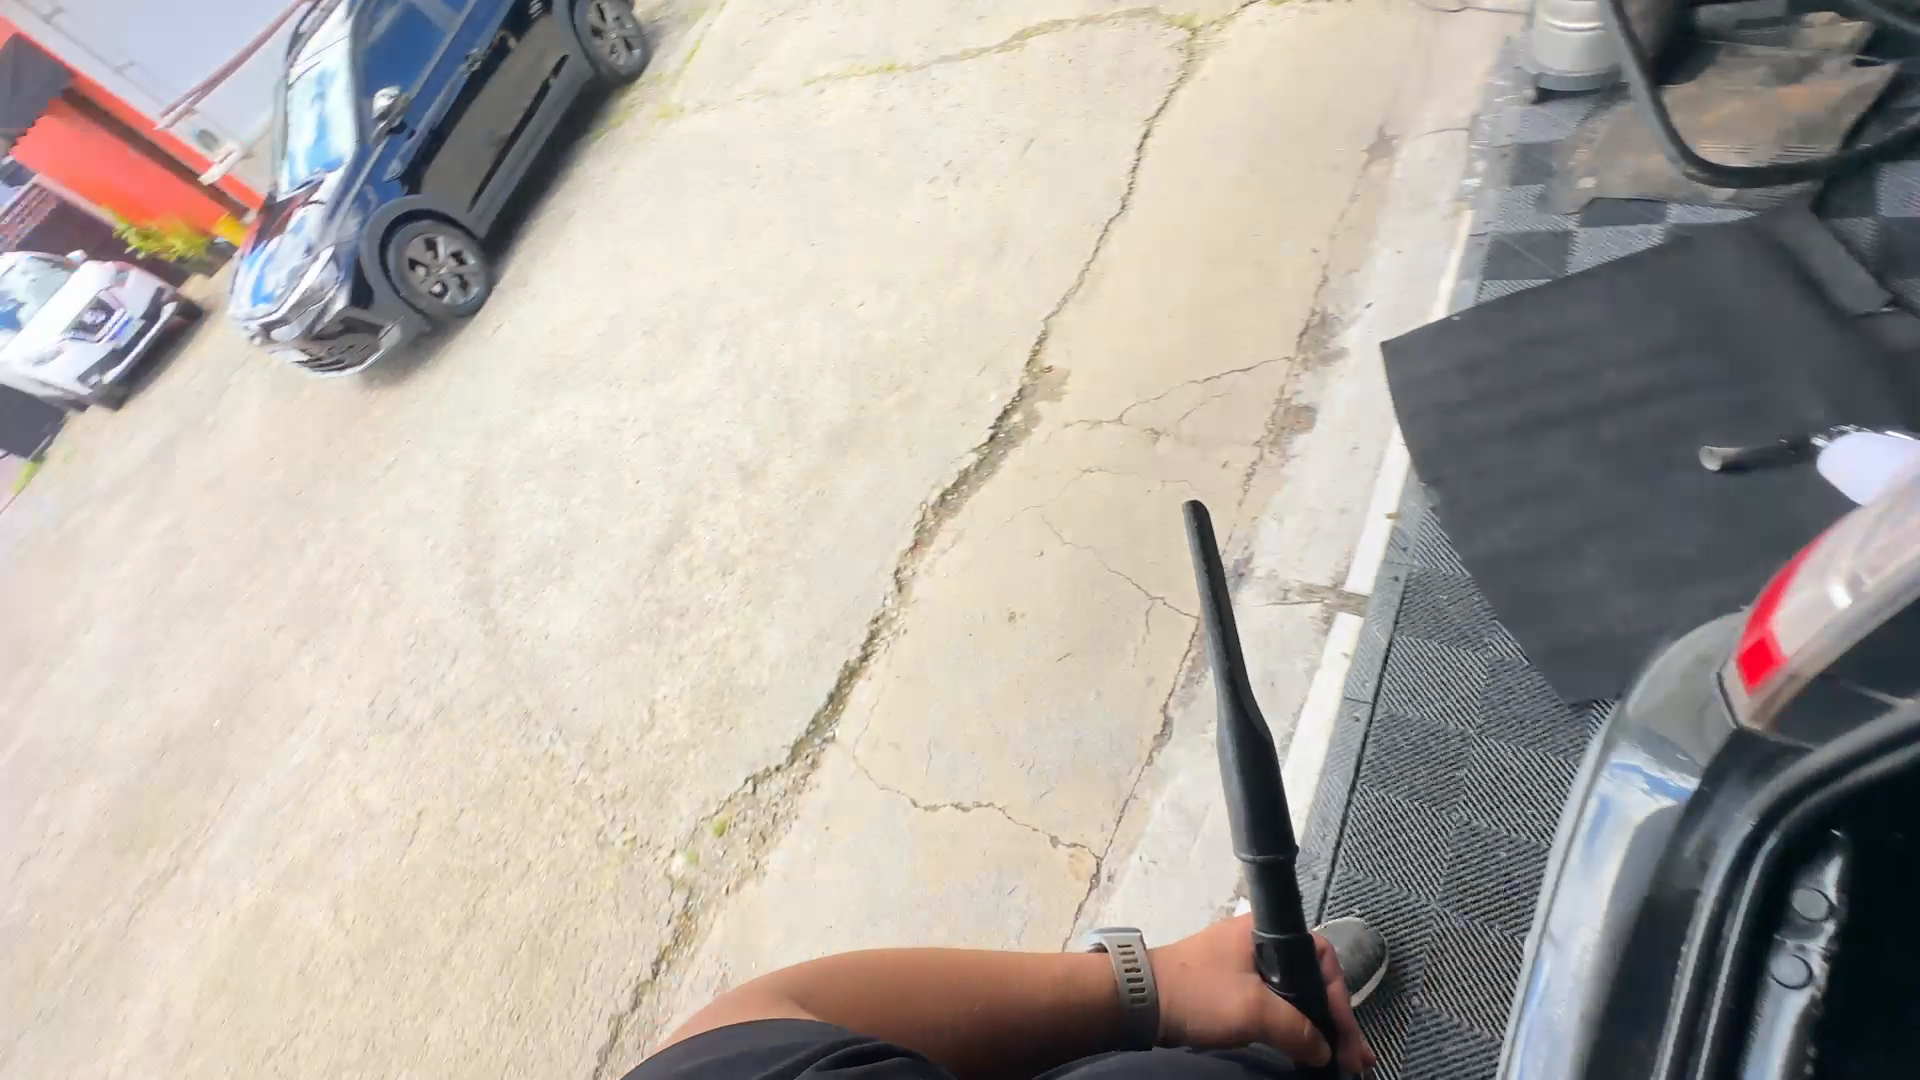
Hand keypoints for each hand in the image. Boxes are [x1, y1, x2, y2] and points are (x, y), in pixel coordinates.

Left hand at [1149, 914, 1377, 1073]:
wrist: (1143, 1000)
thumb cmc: (1199, 993)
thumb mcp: (1254, 1010)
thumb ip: (1297, 1029)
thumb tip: (1324, 1049)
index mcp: (1262, 932)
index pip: (1319, 955)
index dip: (1339, 995)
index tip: (1346, 1036)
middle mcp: (1257, 943)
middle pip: (1311, 976)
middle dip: (1335, 1018)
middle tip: (1353, 1059)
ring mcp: (1245, 966)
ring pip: (1296, 994)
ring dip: (1320, 1027)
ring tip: (1343, 1061)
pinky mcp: (1234, 988)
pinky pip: (1278, 1006)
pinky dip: (1298, 1029)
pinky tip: (1312, 1052)